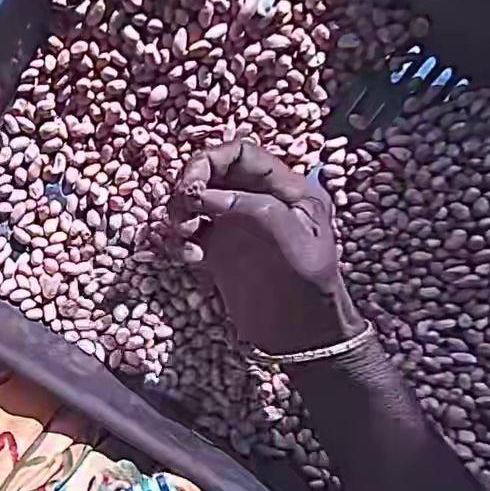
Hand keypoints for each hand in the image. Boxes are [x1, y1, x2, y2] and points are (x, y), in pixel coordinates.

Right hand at [169, 141, 366, 354]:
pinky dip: (177, 240)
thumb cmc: (312, 292)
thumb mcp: (297, 247)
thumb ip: (259, 213)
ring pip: (192, 200)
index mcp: (285, 189)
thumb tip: (208, 196)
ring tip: (185, 237)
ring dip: (178, 213)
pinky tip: (188, 257)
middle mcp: (255, 200)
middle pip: (209, 171)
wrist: (303, 338)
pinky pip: (185, 231)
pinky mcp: (216, 249)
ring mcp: (233, 224)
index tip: (193, 187)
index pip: (240, 152)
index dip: (210, 160)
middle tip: (182, 213)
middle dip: (187, 186)